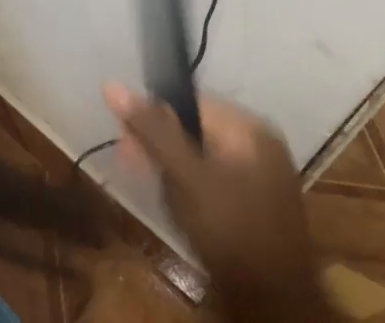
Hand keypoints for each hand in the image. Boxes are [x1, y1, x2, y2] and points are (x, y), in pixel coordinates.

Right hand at [105, 84, 330, 321]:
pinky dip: (188, 181)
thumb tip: (111, 84)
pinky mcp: (254, 199)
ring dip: (169, 164)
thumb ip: (151, 129)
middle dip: (157, 142)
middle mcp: (259, 143)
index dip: (150, 115)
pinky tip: (176, 201)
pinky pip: (211, 174)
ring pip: (198, 151)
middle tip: (130, 163)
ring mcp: (260, 172)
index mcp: (249, 128)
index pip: (187, 100)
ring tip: (154, 187)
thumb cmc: (228, 228)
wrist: (273, 301)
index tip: (125, 140)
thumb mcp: (184, 175)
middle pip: (192, 125)